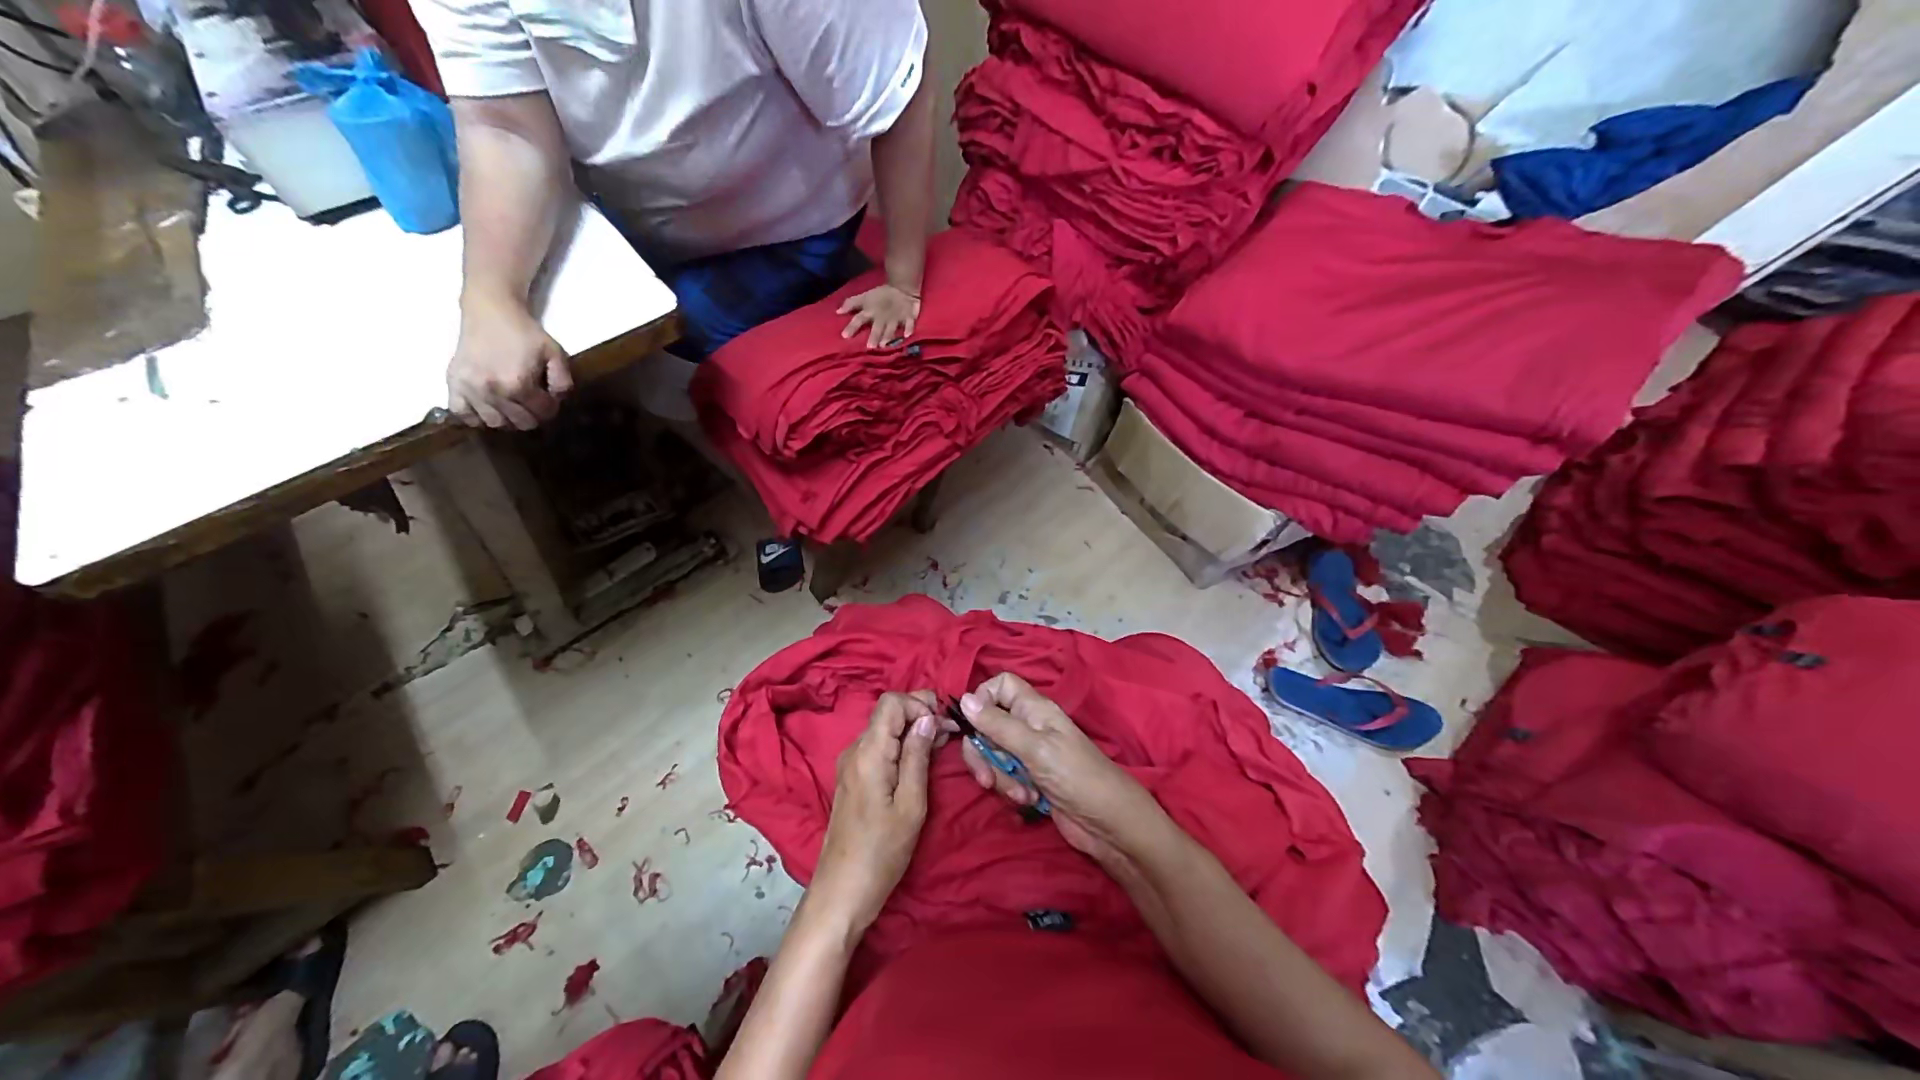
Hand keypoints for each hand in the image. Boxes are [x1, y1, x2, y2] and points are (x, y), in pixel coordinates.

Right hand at [447, 295, 573, 429]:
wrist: (490, 311)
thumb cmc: (525, 333)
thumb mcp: (555, 354)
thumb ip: (563, 381)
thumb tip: (557, 401)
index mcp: (518, 384)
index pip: (543, 413)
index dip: (551, 406)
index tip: (548, 397)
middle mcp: (492, 391)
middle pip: (521, 423)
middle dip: (533, 414)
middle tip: (531, 400)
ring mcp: (470, 389)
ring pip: (495, 423)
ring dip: (507, 417)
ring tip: (511, 403)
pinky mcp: (453, 383)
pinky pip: (463, 415)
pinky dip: (476, 416)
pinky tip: (487, 406)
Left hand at [809, 690, 947, 932]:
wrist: (842, 891)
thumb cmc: (882, 852)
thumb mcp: (911, 805)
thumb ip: (918, 757)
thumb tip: (928, 719)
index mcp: (868, 752)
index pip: (891, 702)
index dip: (920, 704)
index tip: (944, 726)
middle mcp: (854, 750)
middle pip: (888, 713)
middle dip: (920, 716)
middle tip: (949, 736)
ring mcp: (850, 764)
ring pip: (884, 729)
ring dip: (912, 732)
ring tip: (939, 750)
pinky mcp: (852, 778)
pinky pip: (878, 748)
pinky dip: (900, 747)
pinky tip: (918, 764)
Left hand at [837, 282, 920, 348]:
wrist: (901, 286)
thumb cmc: (880, 294)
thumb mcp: (864, 297)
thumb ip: (851, 304)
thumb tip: (837, 312)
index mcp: (870, 312)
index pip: (858, 320)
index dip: (852, 327)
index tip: (844, 336)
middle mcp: (882, 317)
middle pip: (876, 328)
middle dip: (873, 336)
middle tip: (870, 346)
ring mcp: (895, 318)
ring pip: (891, 328)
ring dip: (888, 336)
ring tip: (884, 345)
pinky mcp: (908, 317)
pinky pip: (909, 323)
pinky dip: (909, 329)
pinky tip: (907, 336)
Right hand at [958, 673, 1169, 866]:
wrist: (1109, 824)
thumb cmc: (1076, 777)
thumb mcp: (1034, 748)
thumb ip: (998, 724)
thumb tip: (964, 700)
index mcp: (1034, 709)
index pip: (1000, 686)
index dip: (982, 700)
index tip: (973, 725)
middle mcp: (1030, 727)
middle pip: (988, 725)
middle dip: (983, 752)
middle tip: (987, 776)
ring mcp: (1030, 755)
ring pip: (994, 755)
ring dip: (999, 777)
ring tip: (1020, 794)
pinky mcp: (1031, 780)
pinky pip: (1005, 777)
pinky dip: (1011, 790)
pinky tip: (1028, 802)